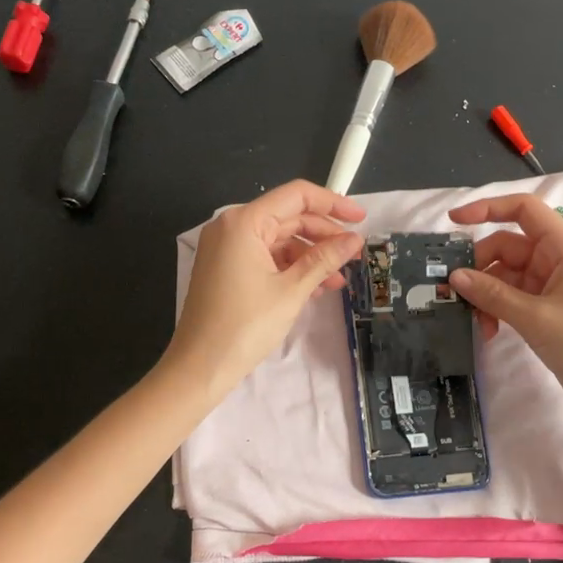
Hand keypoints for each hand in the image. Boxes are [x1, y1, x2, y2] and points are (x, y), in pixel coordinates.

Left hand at [164, 180, 364, 398]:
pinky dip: (291, 269)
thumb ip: (324, 259)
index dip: (332, 203)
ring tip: (338, 280)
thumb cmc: (245, 326)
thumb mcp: (291, 290)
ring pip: (279, 241)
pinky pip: (266, 258)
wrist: (200, 366)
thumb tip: (354, 239)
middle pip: (288, 218)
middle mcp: (231, 227)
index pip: (296, 196)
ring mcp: (226, 249)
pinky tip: (315, 287)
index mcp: (243, 222)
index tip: (361, 217)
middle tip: (354, 254)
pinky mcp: (226, 269)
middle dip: (324, 235)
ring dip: (310, 257)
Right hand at [448, 194, 562, 422]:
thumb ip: (493, 295)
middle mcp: (558, 260)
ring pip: (506, 277)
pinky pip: (513, 299)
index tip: (452, 221)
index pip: (523, 210)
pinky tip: (488, 332)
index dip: (487, 208)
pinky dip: (497, 311)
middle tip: (454, 293)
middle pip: (507, 247)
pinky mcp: (548, 311)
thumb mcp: (536, 317)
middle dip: (479, 267)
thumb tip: (454, 277)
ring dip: (486, 295)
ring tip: (474, 322)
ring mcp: (553, 286)